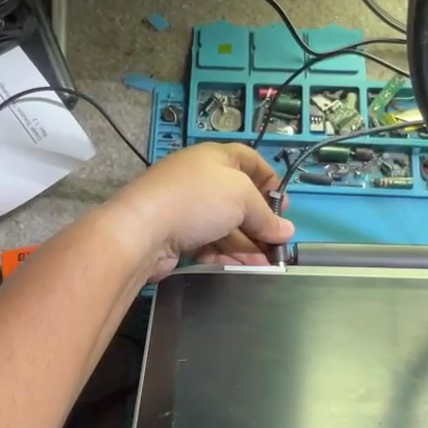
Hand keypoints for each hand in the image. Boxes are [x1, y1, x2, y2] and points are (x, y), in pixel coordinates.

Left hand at [102, 143, 295, 279]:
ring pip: (226, 226)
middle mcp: (200, 180)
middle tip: (280, 244)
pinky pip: (210, 244)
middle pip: (239, 199)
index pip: (248, 160)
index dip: (269, 179)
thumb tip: (286, 231)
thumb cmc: (196, 200)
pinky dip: (228, 256)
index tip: (284, 205)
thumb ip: (265, 216)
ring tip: (269, 265)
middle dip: (261, 222)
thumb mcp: (241, 198)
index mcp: (214, 157)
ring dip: (249, 245)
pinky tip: (246, 270)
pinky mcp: (177, 236)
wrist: (141, 230)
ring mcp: (187, 209)